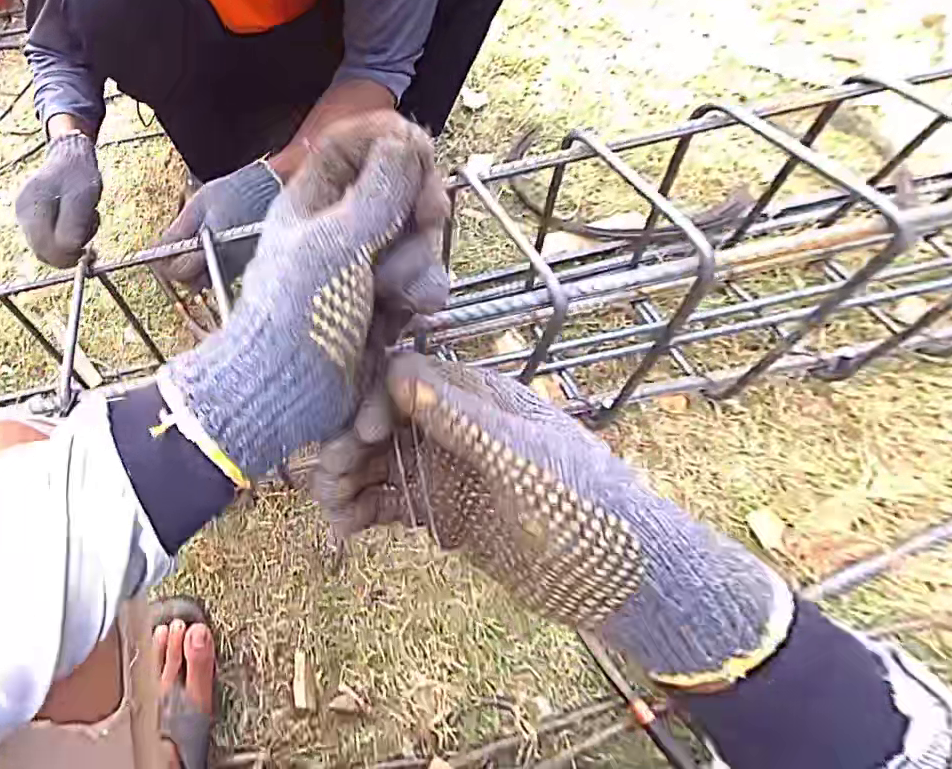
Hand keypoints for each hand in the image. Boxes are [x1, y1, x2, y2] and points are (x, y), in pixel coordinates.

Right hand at [14, 132, 101, 266]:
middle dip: (68, 252)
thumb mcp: (84, 196)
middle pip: (43, 252)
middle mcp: (22, 214)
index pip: (44, 247)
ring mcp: (24, 217)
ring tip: (84, 224)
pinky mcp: (32, 220)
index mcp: (31, 206)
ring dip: (69, 245)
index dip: (67, 254)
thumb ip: (76, 223)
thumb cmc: (80, 175)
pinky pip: (48, 240)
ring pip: (46, 249)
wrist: (70, 157)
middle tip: (89, 242)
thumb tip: (71, 249)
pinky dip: (65, 239)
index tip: (86, 250)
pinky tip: (77, 225)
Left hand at [153, 160, 281, 287]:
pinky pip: (222, 275)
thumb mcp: (199, 204)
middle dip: (180, 270)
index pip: (179, 271)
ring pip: (207, 281)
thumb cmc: (237, 192)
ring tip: (198, 244)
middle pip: (192, 283)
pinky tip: (213, 246)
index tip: (159, 256)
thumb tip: (157, 250)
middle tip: (178, 249)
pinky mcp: (247, 266)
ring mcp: (239, 267)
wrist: (271, 189)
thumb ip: (178, 231)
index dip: (165, 265)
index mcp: (212, 246)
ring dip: (196, 269)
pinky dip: (212, 266)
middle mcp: (227, 262)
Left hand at [160, 112, 447, 481]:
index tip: (420, 149)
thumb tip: (406, 138)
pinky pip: (420, 278)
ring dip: (415, 261)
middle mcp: (341, 224)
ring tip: (392, 290)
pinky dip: (419, 293)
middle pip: (399, 187)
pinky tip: (405, 313)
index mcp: (314, 198)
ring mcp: (364, 262)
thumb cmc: (298, 313)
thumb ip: (380, 190)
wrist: (288, 393)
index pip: (353, 142)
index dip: (389, 139)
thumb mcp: (338, 243)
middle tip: (427, 217)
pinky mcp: (385, 298)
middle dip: (418, 205)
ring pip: (417, 236)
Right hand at [314, 353, 793, 691]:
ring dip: (350, 479)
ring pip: (381, 463)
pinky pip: (390, 502)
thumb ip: (461, 419)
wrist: (622, 580)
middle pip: (385, 421)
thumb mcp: (522, 460)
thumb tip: (400, 372)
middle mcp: (453, 426)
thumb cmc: (582, 505)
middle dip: (353, 444)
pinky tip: (343, 528)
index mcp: (477, 398)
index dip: (377, 401)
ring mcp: (444, 468)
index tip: (363, 436)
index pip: (409, 379)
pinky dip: (363, 511)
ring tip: (329, 508)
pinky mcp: (440, 510)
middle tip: (329, 478)